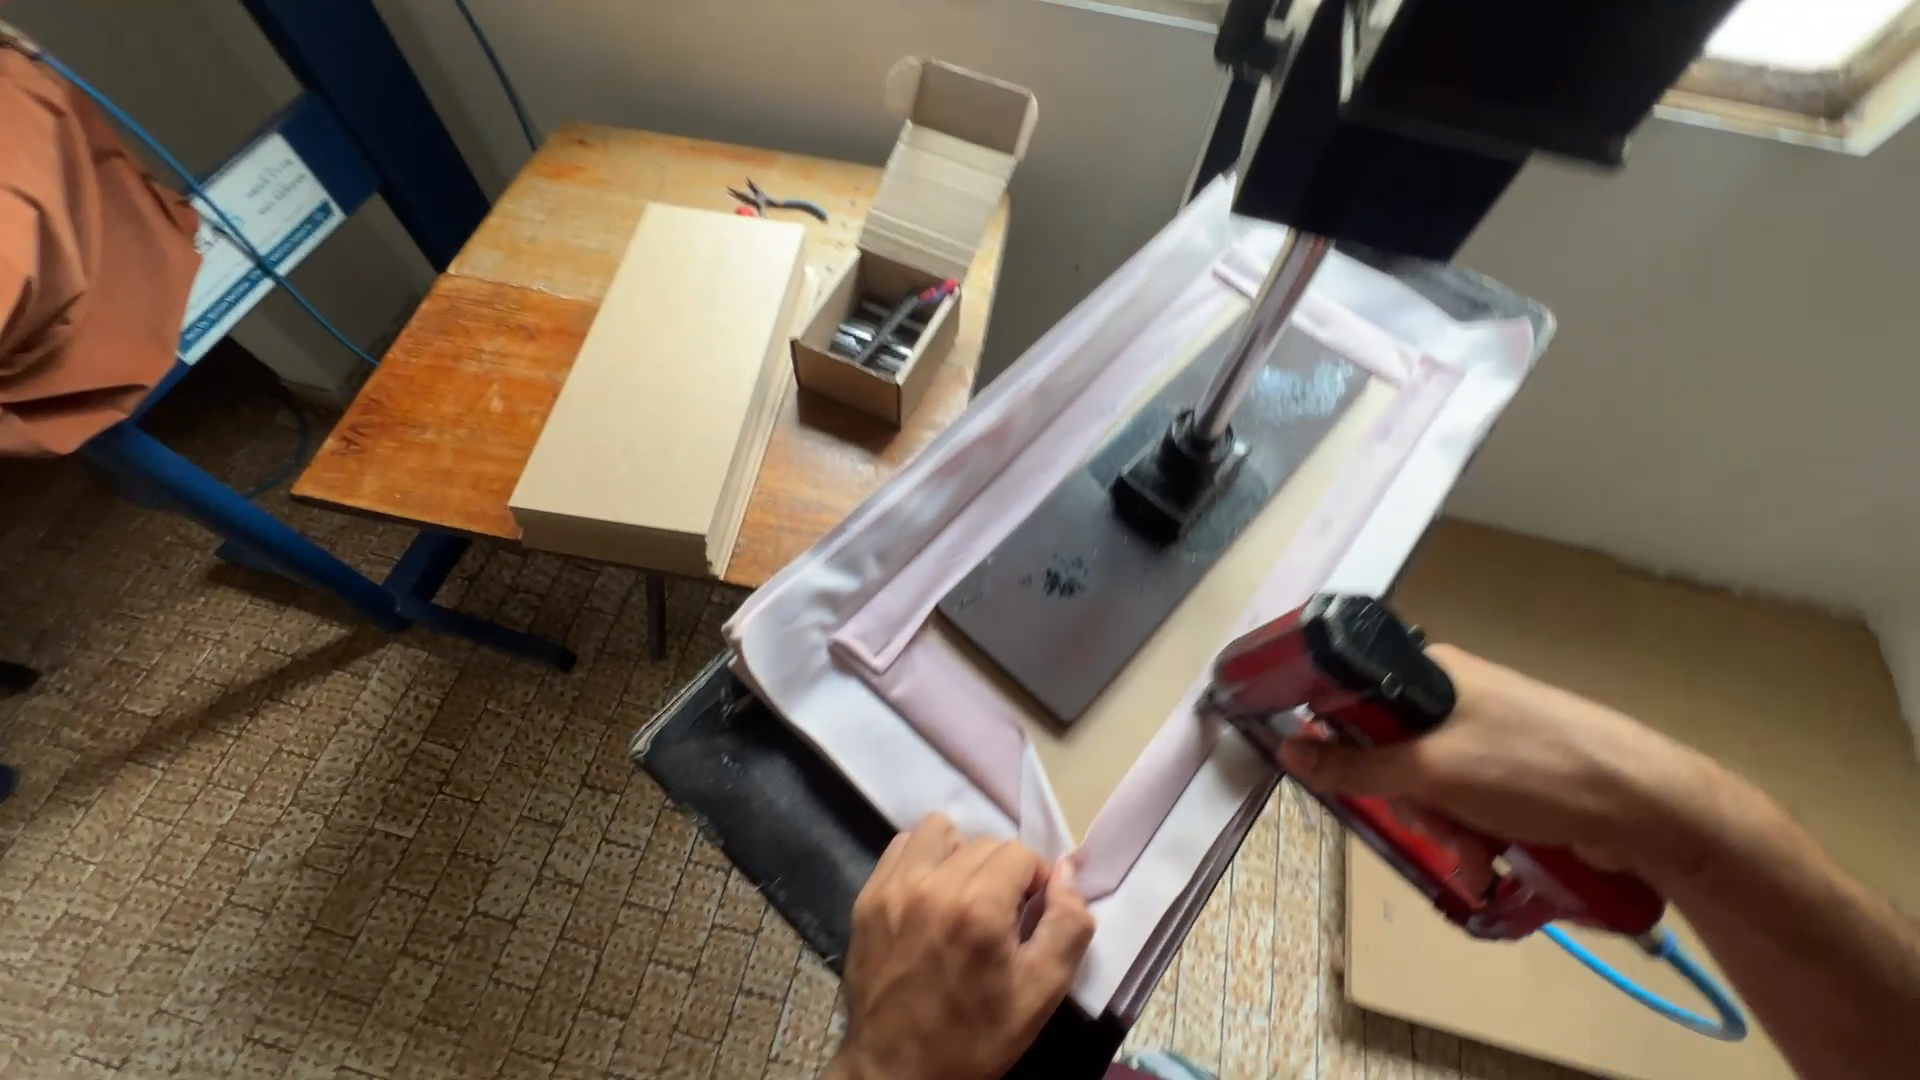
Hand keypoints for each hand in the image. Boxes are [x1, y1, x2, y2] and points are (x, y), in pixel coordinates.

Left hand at [827, 815, 1095, 1079]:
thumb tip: (1065, 870)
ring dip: (959, 853)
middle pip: (984, 843)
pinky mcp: (867, 896)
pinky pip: (903, 846)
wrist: (897, 1074)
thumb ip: (1067, 924)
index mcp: (978, 908)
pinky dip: (922, 859)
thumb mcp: (1042, 993)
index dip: (1035, 880)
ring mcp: (894, 888)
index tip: (1030, 913)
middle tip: (1000, 913)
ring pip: (940, 831)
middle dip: (1002, 872)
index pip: (1020, 853)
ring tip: (963, 893)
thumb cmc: (976, 1037)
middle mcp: (933, 885)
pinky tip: (930, 893)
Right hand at [1278, 644, 1735, 879]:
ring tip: (1472, 852)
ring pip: (1426, 781)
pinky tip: (1486, 859)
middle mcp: (1455, 695)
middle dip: (1403, 797)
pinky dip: (1467, 831)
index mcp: (1431, 671)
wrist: (1657, 810)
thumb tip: (1286, 748)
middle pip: (1390, 747)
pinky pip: (1463, 799)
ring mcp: (1488, 734)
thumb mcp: (1432, 770)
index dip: (1341, 736)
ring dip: (1439, 823)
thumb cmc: (1533, 769)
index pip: (1356, 694)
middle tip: (1428, 820)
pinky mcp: (1514, 771)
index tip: (1345, 774)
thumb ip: (1355, 765)